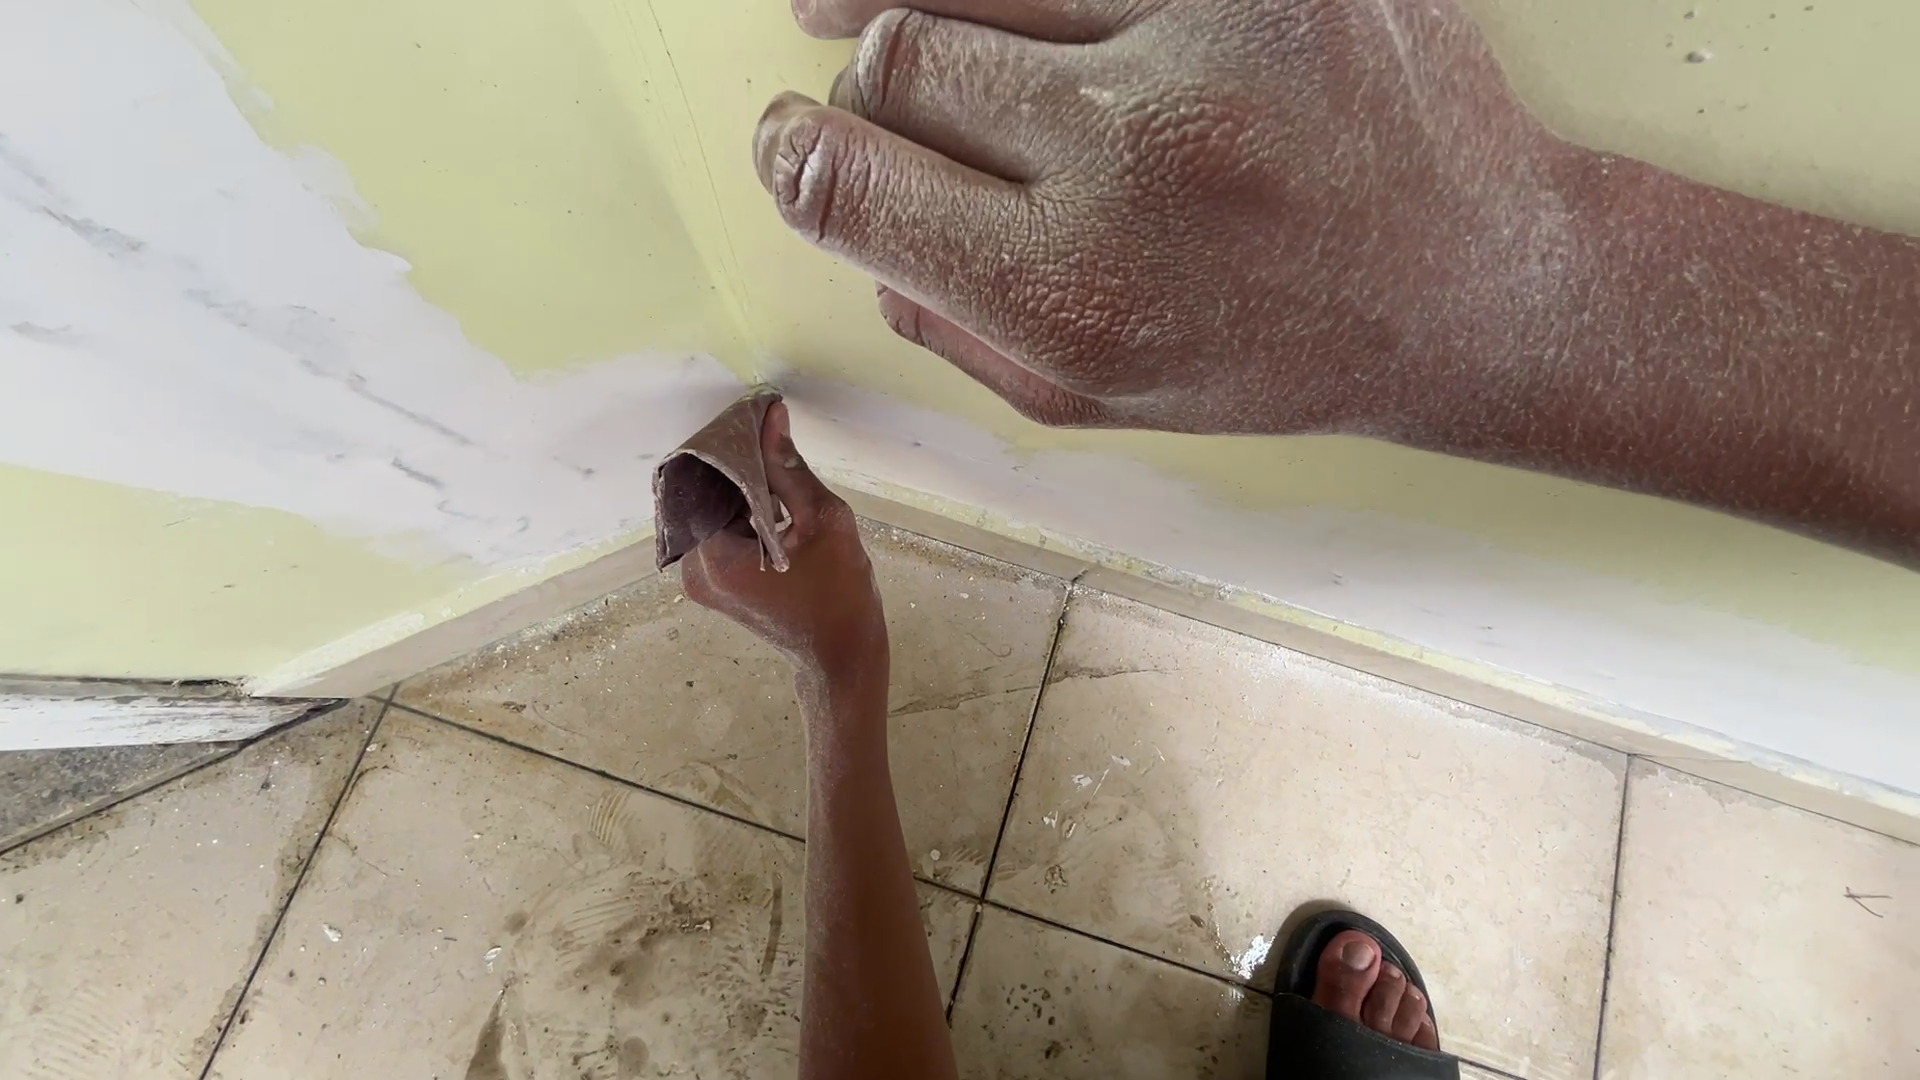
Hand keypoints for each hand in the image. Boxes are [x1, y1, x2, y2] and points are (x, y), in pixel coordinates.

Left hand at [680, 403, 887, 682]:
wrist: (841, 655)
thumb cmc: (840, 594)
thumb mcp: (824, 521)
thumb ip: (790, 467)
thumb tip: (770, 416)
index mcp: (714, 554)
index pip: (709, 476)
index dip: (733, 441)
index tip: (760, 415)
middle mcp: (693, 567)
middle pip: (706, 493)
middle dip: (738, 462)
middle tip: (770, 432)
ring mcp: (700, 579)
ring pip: (714, 511)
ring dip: (743, 486)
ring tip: (777, 464)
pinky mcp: (714, 584)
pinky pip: (722, 532)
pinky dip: (744, 512)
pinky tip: (774, 500)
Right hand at [755, 0, 1571, 436]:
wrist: (1449, 288)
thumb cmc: (1259, 360)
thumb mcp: (1092, 400)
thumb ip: (959, 338)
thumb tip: (871, 253)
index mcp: (1066, 293)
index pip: (853, 192)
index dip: (792, 166)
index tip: (787, 157)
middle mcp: (1120, 153)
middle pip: (895, 61)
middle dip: (857, 93)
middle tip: (868, 111)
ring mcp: (1205, 27)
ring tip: (839, 10)